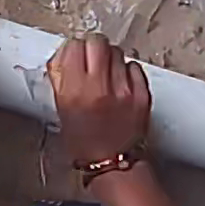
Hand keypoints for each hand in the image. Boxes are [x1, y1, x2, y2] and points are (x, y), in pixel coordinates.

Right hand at [47, 33, 151, 164]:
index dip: (72, 48)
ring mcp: (124, 90)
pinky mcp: (143, 95)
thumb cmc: (82, 140)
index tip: (72, 53)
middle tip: (90, 56)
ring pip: (117, 52)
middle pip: (97, 42)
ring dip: (109, 57)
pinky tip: (119, 82)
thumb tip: (65, 53)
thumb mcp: (61, 107)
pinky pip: (134, 67)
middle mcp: (100, 88)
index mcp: (74, 91)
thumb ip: (62, 78)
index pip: (72, 47)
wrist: (111, 163)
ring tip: (105, 72)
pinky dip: (126, 70)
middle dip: (92, 46)